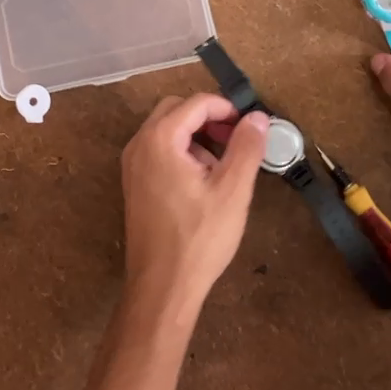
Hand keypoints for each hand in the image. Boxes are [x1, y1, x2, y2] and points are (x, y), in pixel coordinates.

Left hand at [119, 94, 270, 310]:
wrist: (162, 286)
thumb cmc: (199, 237)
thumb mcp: (232, 190)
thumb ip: (246, 147)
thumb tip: (258, 117)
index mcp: (159, 139)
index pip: (195, 103)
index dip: (226, 108)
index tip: (250, 125)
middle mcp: (139, 145)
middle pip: (175, 110)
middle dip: (208, 118)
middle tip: (236, 139)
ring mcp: (132, 165)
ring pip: (166, 130)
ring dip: (195, 136)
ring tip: (222, 166)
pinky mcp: (134, 184)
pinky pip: (158, 151)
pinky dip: (181, 152)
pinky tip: (202, 182)